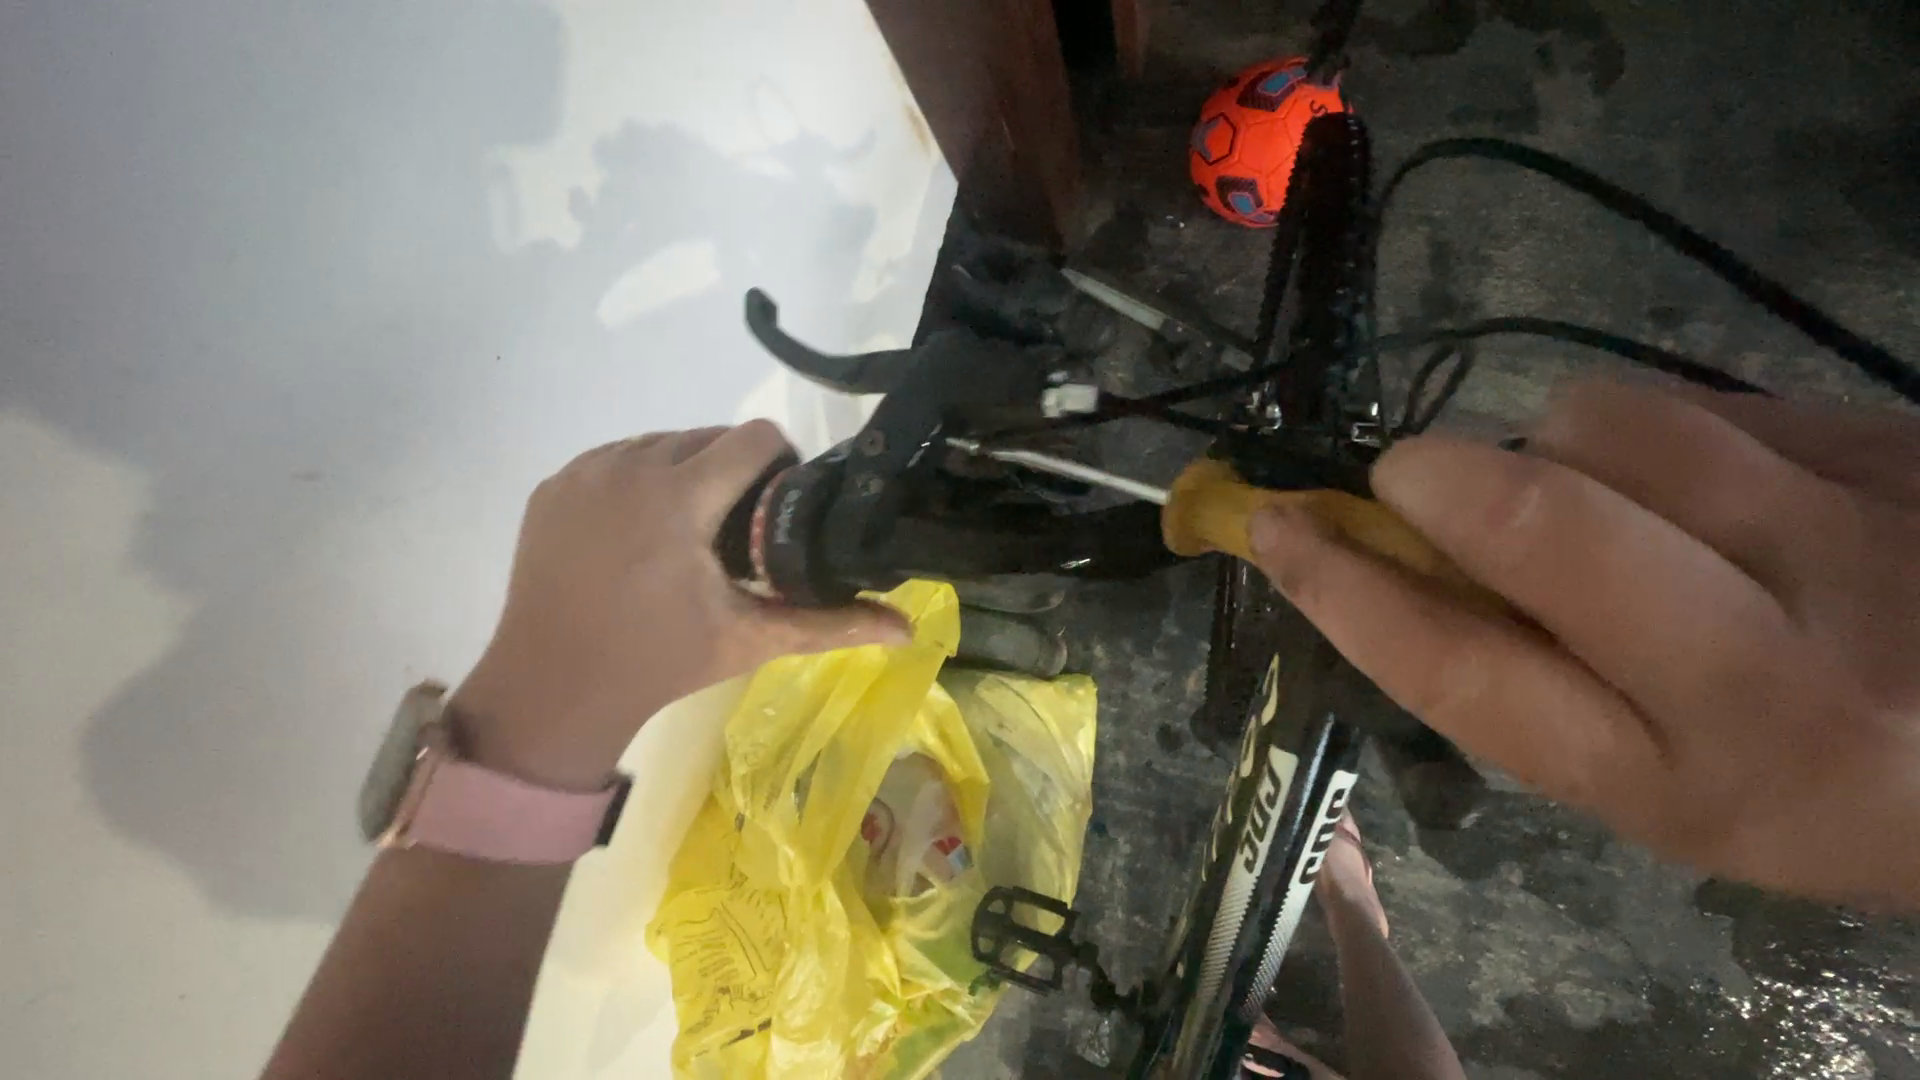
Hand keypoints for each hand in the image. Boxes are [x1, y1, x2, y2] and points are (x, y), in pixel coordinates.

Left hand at [450, 422, 908, 789]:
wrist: (554, 686)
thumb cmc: (662, 661)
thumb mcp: (753, 638)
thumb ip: (832, 623)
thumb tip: (907, 629)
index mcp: (680, 497)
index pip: (755, 435)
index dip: (781, 462)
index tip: (779, 504)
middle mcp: (629, 466)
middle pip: (710, 436)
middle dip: (734, 471)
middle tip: (738, 529)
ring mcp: (584, 472)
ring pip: (662, 443)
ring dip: (689, 472)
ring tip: (693, 531)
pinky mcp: (555, 485)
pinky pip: (617, 459)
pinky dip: (640, 481)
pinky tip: (644, 533)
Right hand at [1249, 379, 1919, 906]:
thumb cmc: (1803, 777)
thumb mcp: (1648, 772)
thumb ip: (1519, 671)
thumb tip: (1387, 548)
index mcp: (1680, 778)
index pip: (1455, 666)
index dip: (1340, 588)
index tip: (1272, 526)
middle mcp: (1780, 674)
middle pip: (1540, 522)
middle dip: (1436, 480)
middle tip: (1406, 476)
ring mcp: (1867, 543)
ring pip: (1613, 425)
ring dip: (1554, 442)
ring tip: (1596, 483)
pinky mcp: (1909, 445)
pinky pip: (1705, 398)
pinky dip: (1656, 428)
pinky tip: (1711, 480)